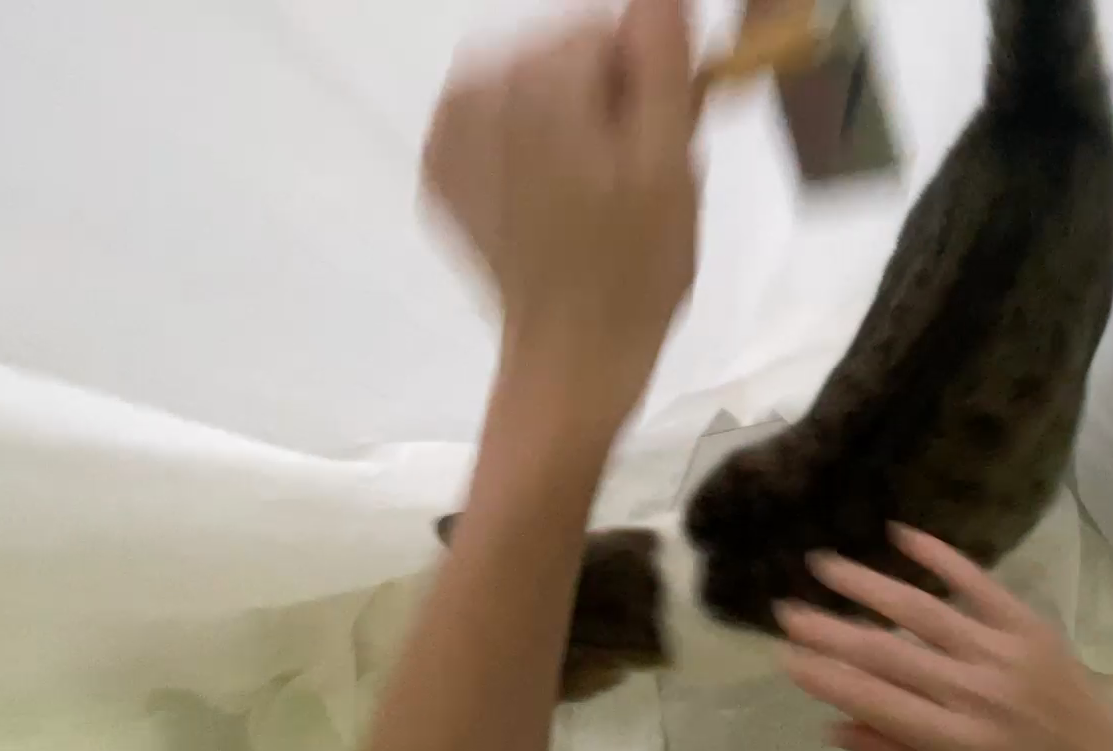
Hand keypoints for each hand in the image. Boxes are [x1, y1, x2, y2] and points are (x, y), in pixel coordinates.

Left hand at [423, 0, 698, 425]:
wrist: (573, 357)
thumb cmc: (637, 273)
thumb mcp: (672, 170)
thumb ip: (662, 64)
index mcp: (540, 81)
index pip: (609, 32)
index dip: (649, 86)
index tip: (666, 146)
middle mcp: (476, 86)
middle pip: (564, 54)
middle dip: (609, 105)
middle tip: (635, 184)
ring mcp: (447, 130)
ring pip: (532, 87)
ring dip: (572, 128)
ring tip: (596, 201)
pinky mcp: (440, 169)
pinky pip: (498, 127)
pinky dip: (531, 153)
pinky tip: (553, 206)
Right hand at [777, 527, 1112, 750]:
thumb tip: (830, 724)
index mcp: (952, 739)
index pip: (877, 702)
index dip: (828, 679)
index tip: (787, 657)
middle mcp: (971, 691)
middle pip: (890, 654)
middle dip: (831, 630)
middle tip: (787, 610)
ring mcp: (999, 650)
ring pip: (923, 612)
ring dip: (870, 586)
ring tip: (827, 566)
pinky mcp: (1023, 621)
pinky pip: (978, 582)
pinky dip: (940, 556)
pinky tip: (902, 534)